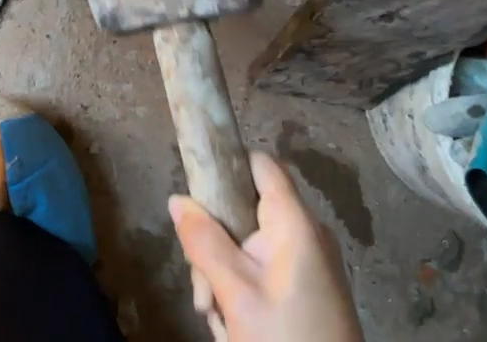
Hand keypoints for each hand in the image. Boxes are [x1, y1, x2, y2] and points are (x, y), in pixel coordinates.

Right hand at [170, 152, 362, 341]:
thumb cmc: (287, 340)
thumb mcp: (237, 294)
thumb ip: (205, 242)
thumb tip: (177, 199)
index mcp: (295, 223)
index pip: (260, 163)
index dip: (227, 162)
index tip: (195, 185)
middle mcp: (306, 233)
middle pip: (248, 206)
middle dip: (215, 236)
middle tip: (201, 277)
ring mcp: (309, 262)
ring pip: (250, 240)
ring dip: (224, 269)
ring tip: (215, 310)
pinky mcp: (308, 288)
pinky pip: (264, 266)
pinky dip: (242, 285)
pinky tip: (231, 321)